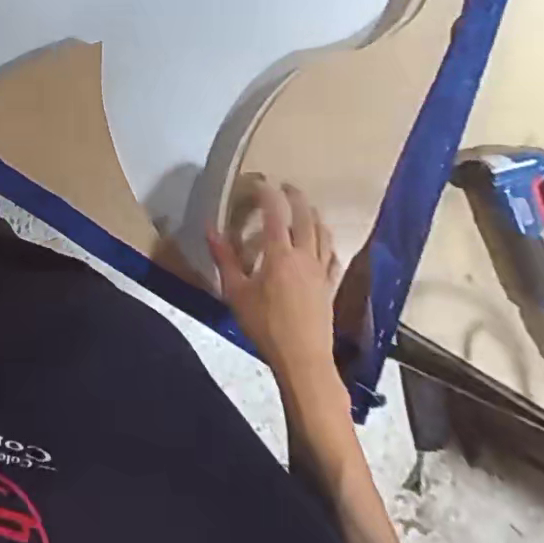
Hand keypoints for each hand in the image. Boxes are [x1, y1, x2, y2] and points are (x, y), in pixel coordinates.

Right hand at [208, 175, 341, 385]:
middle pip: (305, 217)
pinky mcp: (331, 286)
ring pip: (322, 233)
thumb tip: (210, 229)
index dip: (268, 193)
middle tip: (286, 187)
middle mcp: (304, 255)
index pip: (275, 213)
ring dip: (314, 215)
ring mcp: (321, 270)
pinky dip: (327, 243)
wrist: (303, 360)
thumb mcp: (236, 293)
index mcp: (279, 254)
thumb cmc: (265, 326)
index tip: (260, 182)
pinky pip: (333, 257)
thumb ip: (224, 259)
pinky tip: (324, 244)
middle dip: (296, 197)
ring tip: (306, 207)